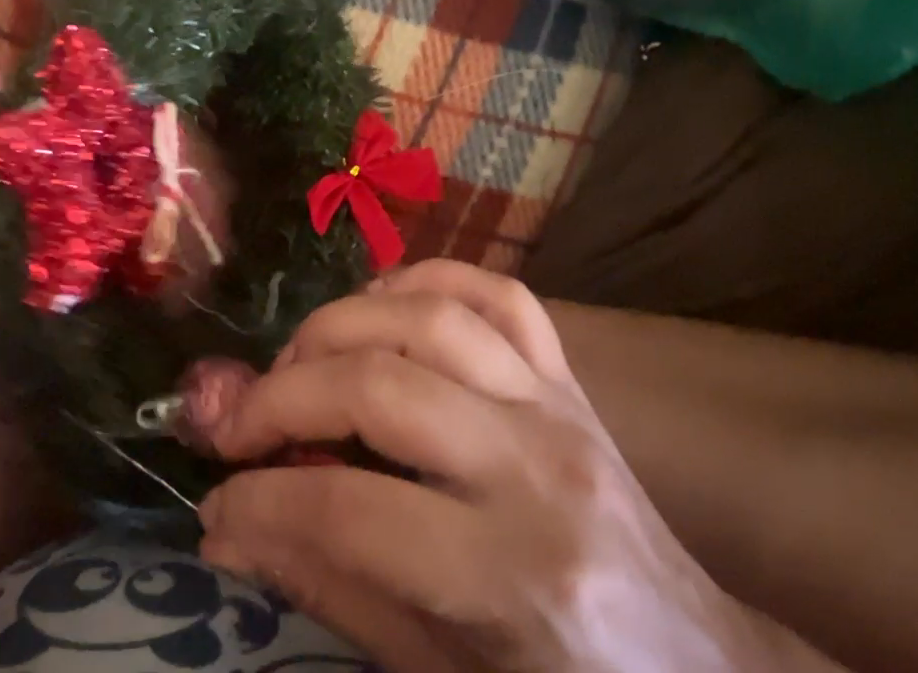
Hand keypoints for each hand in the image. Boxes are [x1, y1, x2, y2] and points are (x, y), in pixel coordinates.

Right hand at [197, 261, 813, 672]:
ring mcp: (561, 410)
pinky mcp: (568, 380)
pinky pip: (496, 295)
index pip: (346, 511)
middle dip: (278, 398)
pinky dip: (420, 283)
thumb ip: (325, 587)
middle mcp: (539, 471)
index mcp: (513, 574)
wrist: (701, 668)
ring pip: (427, 318)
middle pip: (378, 387)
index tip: (216, 502)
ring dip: (334, 329)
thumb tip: (223, 531)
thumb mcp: (435, 668)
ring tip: (296, 370)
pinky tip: (374, 313)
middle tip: (236, 427)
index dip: (256, 500)